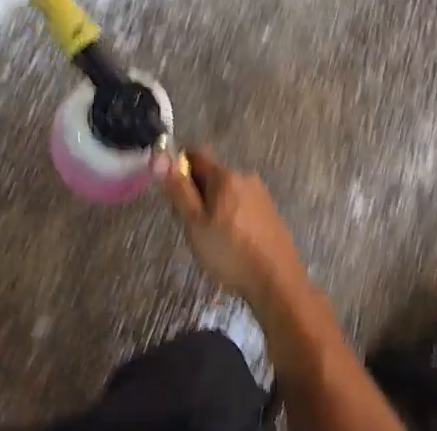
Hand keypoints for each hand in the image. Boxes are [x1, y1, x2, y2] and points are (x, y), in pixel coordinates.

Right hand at [158, 148, 309, 306]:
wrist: (277, 281)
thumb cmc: (230, 251)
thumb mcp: (196, 223)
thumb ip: (178, 190)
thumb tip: (159, 156)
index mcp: (225, 175)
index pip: (195, 155)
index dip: (179, 170)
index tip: (176, 197)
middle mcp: (246, 176)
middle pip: (212, 175)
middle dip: (198, 195)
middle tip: (193, 227)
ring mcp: (261, 194)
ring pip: (227, 192)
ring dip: (215, 207)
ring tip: (213, 240)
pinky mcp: (270, 212)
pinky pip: (242, 205)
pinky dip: (232, 217)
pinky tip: (233, 244)